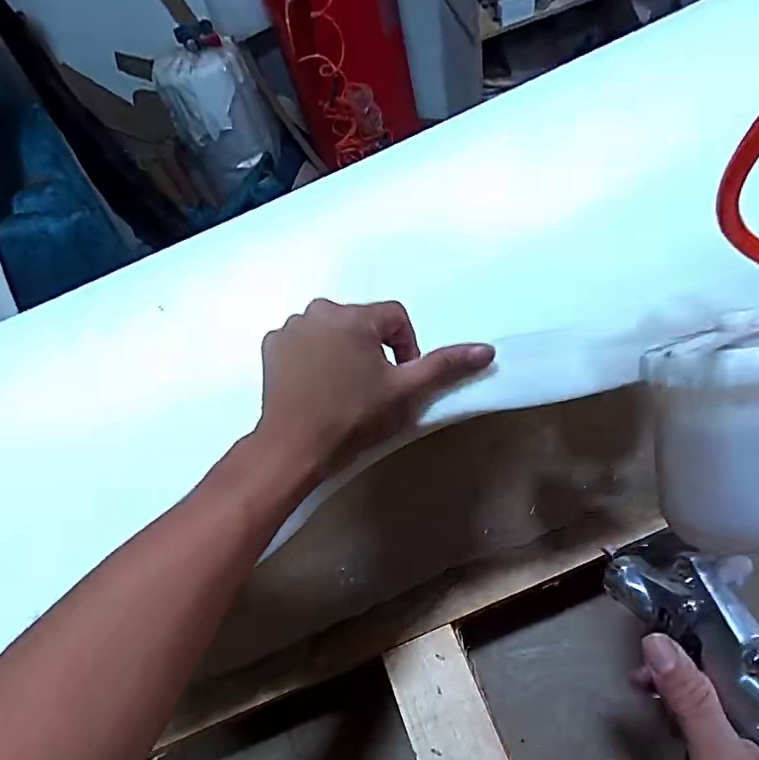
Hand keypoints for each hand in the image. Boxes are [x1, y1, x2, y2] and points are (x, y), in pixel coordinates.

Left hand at [253, 299, 494, 476]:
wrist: (295, 448)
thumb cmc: (353, 418)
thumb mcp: (406, 393)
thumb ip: (444, 366)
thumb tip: (486, 350)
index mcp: (353, 316)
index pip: (396, 317)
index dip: (406, 348)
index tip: (399, 381)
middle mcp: (318, 311)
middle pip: (362, 323)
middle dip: (373, 350)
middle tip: (372, 389)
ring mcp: (290, 328)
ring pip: (332, 332)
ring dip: (344, 352)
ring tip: (345, 391)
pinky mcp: (271, 348)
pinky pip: (304, 343)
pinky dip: (314, 359)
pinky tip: (318, 389)